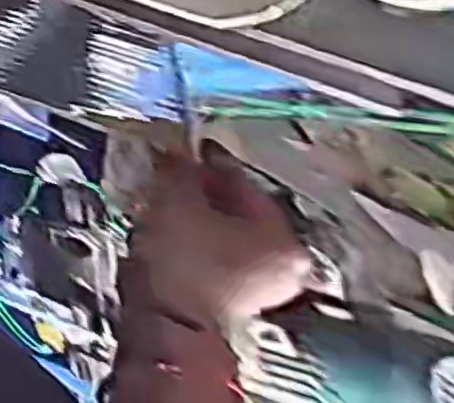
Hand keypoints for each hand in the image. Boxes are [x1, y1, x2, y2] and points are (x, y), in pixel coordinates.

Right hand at [128, 141, 313, 326]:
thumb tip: (180, 149)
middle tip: (171, 167)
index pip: (245, 185)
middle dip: (203, 187)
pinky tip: (171, 221)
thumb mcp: (175, 199)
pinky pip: (220, 247)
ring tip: (165, 192)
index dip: (211, 160)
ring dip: (198, 208)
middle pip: (240, 209)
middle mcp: (288, 262)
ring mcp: (266, 281)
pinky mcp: (238, 291)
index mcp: (284, 238)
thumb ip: (181, 169)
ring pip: (228, 229)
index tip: (187, 143)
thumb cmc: (180, 252)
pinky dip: (197, 230)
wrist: (169, 310)